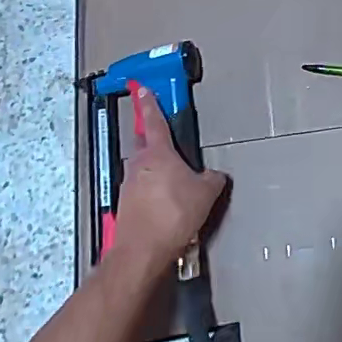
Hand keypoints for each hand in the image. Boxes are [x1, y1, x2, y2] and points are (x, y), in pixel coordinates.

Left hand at [113, 83, 227, 269]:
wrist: (143, 251)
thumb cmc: (172, 215)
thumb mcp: (206, 193)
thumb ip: (212, 179)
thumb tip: (215, 176)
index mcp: (157, 153)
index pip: (153, 120)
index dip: (150, 103)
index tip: (143, 90)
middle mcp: (139, 165)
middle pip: (144, 143)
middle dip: (152, 139)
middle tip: (162, 136)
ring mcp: (129, 185)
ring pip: (142, 169)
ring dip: (154, 171)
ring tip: (172, 183)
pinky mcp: (126, 206)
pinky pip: (141, 192)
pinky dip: (151, 194)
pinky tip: (165, 207)